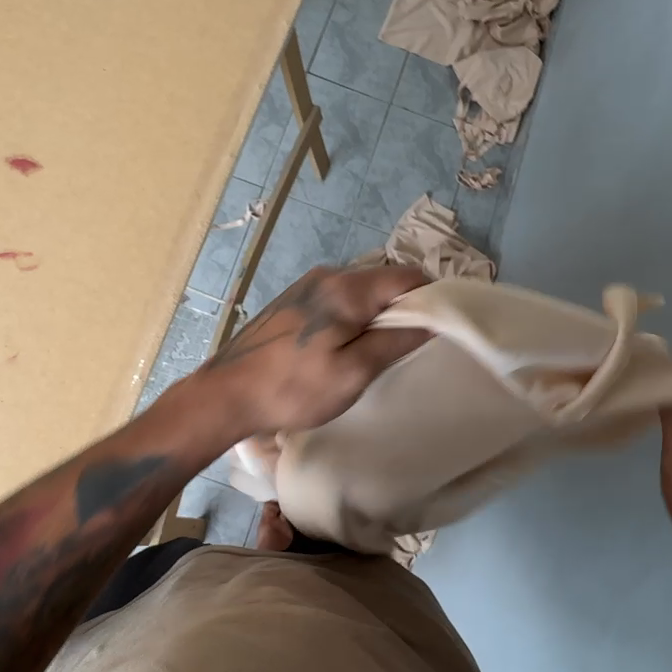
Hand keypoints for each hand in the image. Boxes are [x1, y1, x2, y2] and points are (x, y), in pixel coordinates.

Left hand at [184, 265, 431, 436]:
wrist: (226, 395)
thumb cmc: (293, 388)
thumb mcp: (353, 372)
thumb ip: (394, 342)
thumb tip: (431, 322)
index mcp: (346, 287)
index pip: (408, 276)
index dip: (433, 298)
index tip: (445, 327)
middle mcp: (327, 276)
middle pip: (383, 281)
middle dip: (405, 308)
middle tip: (414, 345)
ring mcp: (306, 287)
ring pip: (360, 292)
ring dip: (377, 315)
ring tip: (382, 351)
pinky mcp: (292, 302)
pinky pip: (337, 301)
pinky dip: (353, 317)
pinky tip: (349, 347)